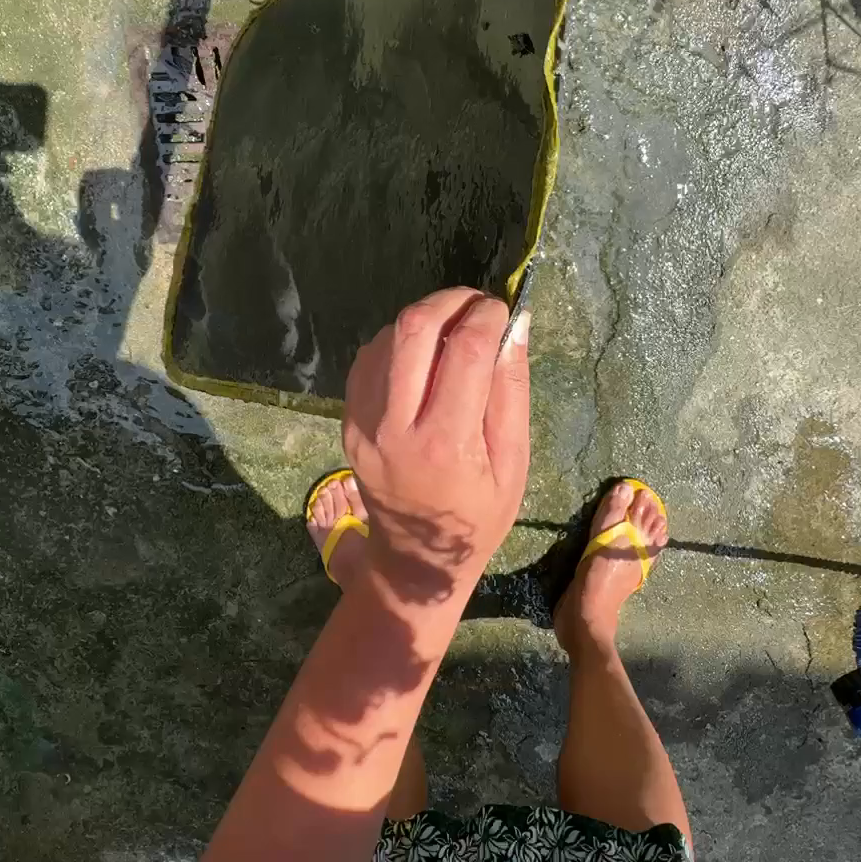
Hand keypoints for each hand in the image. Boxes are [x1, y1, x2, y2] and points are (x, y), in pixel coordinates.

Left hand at [342, 287, 530, 588]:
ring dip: (424, 319)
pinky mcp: (347, 420)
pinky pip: (369, 358)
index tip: (503, 310)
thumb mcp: (513, 462)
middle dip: (450, 301)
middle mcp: (394, 427)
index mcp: (445, 443)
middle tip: (476, 304)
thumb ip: (510, 391)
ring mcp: (362, 422)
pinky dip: (398, 342)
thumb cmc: (478, 517)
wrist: (415, 560)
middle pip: (413, 329)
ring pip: (386, 336)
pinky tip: (423, 355)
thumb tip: (513, 327)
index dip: (487, 316)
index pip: (465, 351)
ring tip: (453, 330)